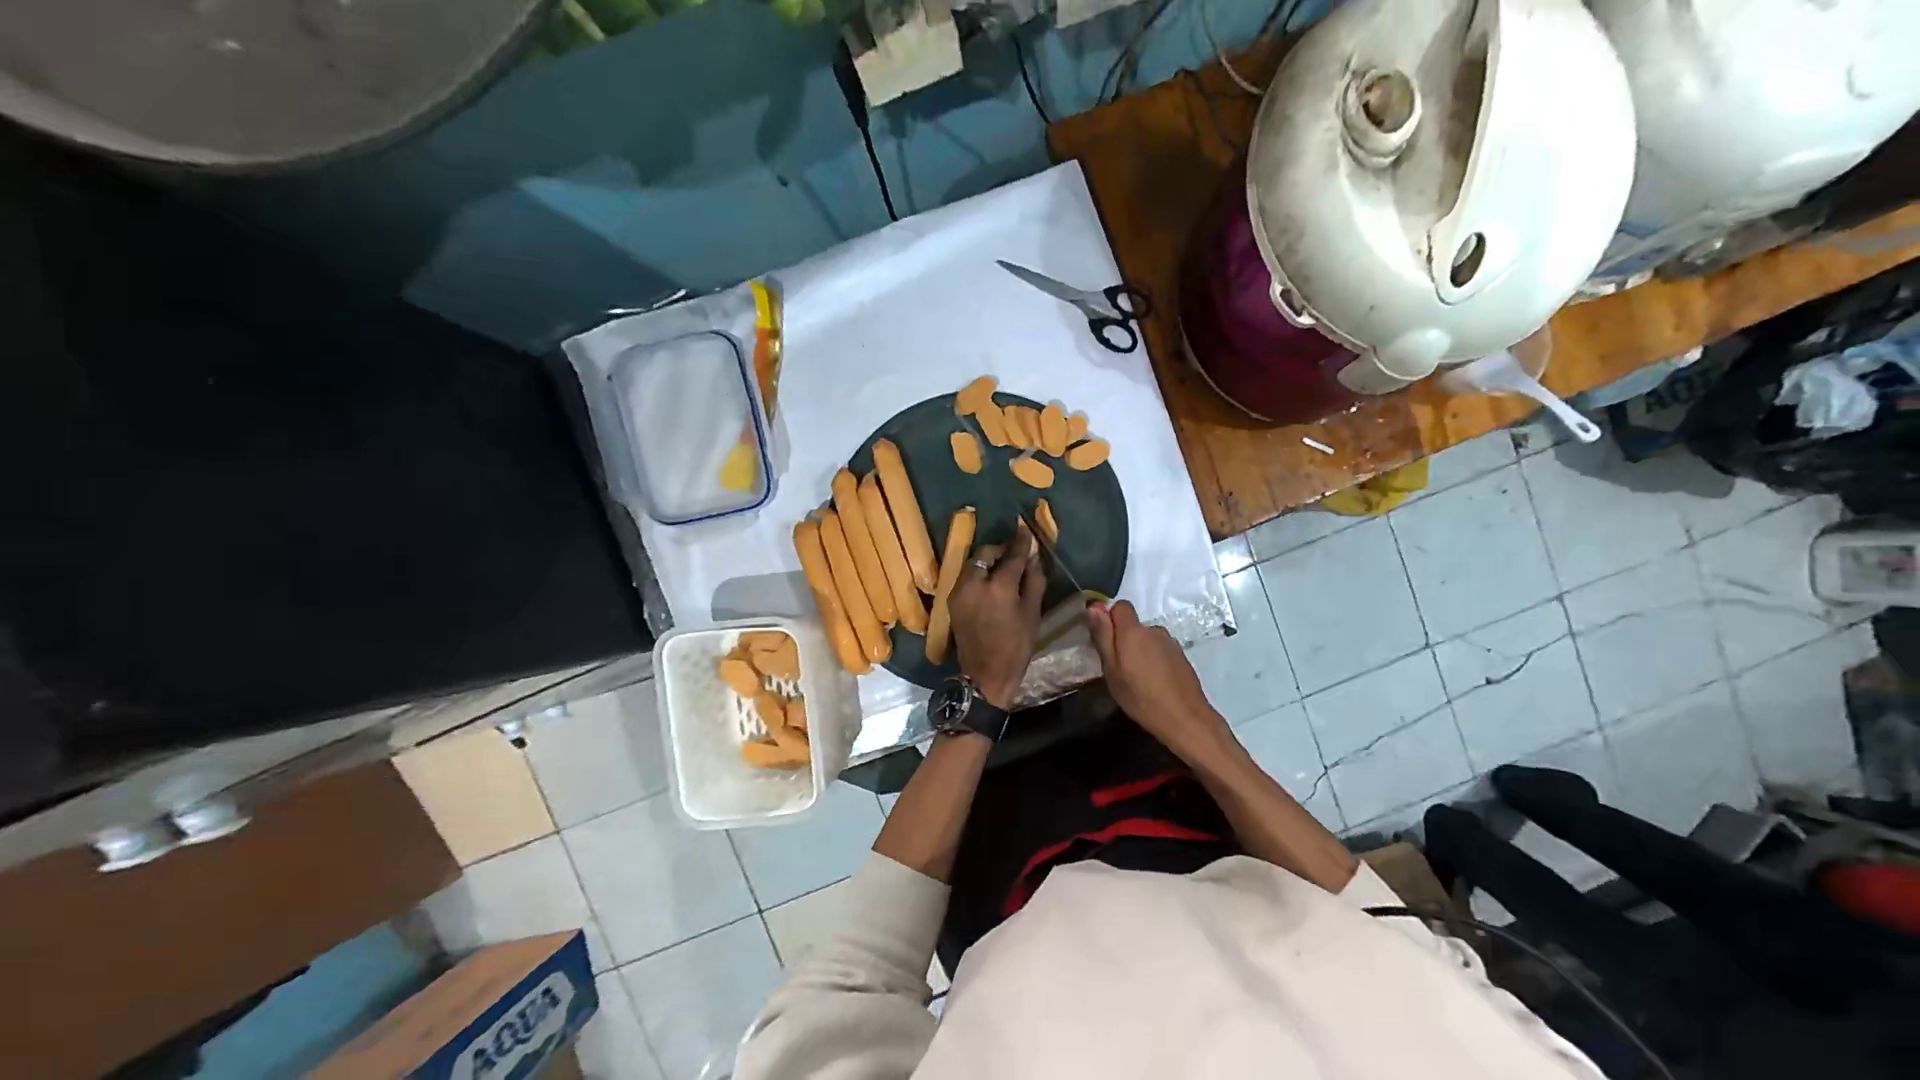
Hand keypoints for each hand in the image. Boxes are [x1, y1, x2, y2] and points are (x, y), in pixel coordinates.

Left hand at [948, 522, 1045, 708]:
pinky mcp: (952, 600)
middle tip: (1016, 554)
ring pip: (973, 564)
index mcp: (998, 587)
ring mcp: (959, 591)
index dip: (1021, 540)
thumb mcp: (1032, 613)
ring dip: (988, 561)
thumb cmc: (1016, 647)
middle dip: (1001, 550)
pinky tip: (991, 583)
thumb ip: (1034, 581)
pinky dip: (979, 574)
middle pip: (985, 554)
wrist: (985, 675)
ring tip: (1004, 568)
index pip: (1012, 555)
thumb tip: (1035, 557)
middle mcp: (973, 583)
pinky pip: (966, 577)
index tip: (1026, 525)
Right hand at [1087, 599, 1232, 762]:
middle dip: (1123, 639)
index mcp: (1133, 631)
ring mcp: (1170, 643)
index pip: (1121, 606)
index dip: (1110, 619)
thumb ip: (1103, 636)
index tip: (1106, 641)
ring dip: (1139, 651)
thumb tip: (1094, 606)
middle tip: (1118, 668)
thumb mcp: (1112, 669)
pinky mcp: (1181, 656)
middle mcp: (1153, 630)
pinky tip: (1154, 682)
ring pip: (1146, 639)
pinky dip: (1154, 660)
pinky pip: (1159, 650)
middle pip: (1133, 625)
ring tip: (1137, 678)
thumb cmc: (1140, 696)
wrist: (1185, 718)